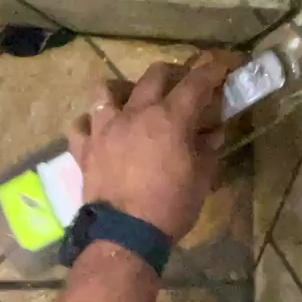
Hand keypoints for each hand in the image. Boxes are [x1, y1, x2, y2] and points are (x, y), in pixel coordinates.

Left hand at [69, 51, 239, 240]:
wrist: (125, 235)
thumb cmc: (170, 208)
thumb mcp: (200, 180)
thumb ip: (207, 151)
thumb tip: (214, 134)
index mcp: (170, 118)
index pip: (196, 83)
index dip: (211, 70)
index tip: (220, 66)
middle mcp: (136, 112)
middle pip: (154, 75)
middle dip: (172, 73)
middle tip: (180, 85)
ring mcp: (105, 128)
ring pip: (106, 90)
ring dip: (121, 89)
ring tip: (129, 101)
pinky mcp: (84, 149)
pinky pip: (81, 126)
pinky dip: (90, 124)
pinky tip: (98, 132)